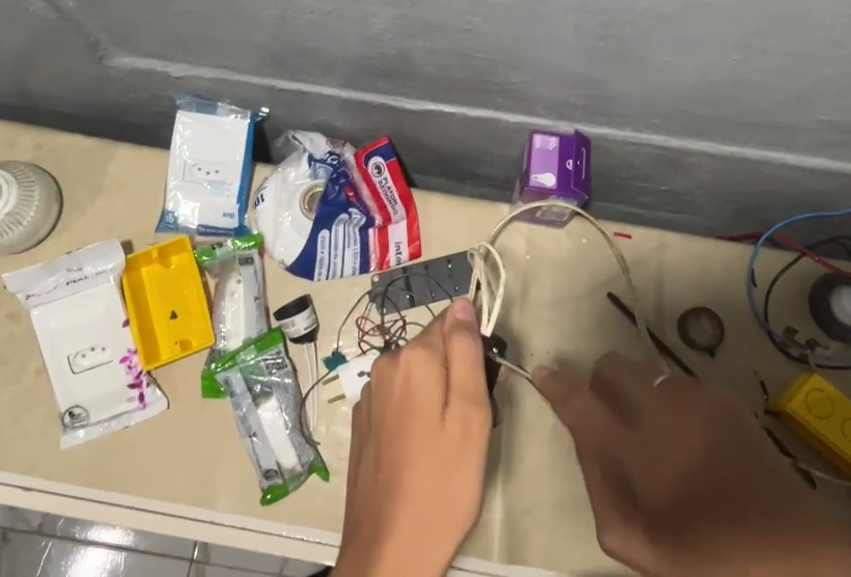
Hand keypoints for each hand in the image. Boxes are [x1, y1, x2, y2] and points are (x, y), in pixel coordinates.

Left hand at [334, 298, 491, 576]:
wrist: (390, 547)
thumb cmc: (443, 483)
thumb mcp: (470, 415)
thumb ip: (466, 352)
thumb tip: (463, 303)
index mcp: (412, 358)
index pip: (451, 323)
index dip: (475, 350)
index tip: (487, 387)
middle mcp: (384, 366)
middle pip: (434, 351)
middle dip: (458, 374)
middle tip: (476, 423)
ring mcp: (370, 396)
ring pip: (418, 377)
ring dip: (439, 395)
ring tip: (454, 444)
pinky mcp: (364, 423)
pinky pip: (401, 400)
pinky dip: (418, 414)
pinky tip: (428, 453)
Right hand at [536, 354, 850, 576]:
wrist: (797, 556)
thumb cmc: (709, 561)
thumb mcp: (635, 544)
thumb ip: (599, 487)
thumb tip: (586, 441)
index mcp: (634, 451)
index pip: (580, 400)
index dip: (556, 384)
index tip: (544, 373)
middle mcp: (661, 409)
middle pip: (612, 366)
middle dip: (601, 384)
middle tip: (612, 421)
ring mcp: (698, 398)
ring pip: (648, 371)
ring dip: (641, 393)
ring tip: (661, 440)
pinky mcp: (728, 399)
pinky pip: (682, 384)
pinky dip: (674, 402)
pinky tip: (694, 442)